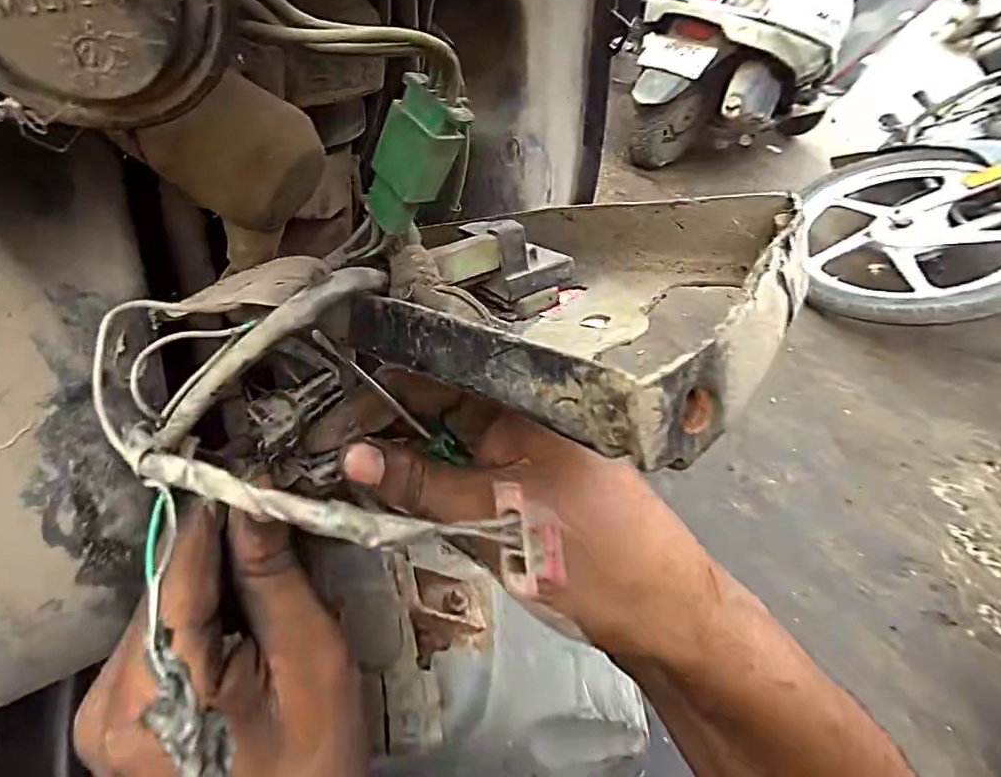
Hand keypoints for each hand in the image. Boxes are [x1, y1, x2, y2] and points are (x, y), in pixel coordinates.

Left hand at [73, 501, 367, 776]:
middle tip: (268, 539)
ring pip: (159, 605)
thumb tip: (250, 490)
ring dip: (206, 587)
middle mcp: (104, 698)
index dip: (216, 512)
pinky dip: (192, 621)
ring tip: (255, 588)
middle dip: (217, 557)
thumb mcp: (311, 672)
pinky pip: (155, 637)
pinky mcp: (110, 718)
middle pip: (165, 584)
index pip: (178, 562)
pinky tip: (230, 627)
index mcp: (148, 692)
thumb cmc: (311, 776)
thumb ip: (274, 576)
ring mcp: (100, 712)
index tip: (248, 475)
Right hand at [339, 370, 727, 665]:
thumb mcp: (494, 517)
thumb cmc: (596, 559)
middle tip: (332, 450)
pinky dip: (421, 479)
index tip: (334, 420)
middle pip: (426, 406)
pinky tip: (390, 491)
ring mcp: (510, 448)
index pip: (428, 376)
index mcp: (515, 400)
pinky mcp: (509, 480)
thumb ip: (418, 484)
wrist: (668, 624)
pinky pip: (452, 468)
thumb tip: (351, 458)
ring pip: (435, 439)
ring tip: (352, 472)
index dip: (376, 394)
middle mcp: (510, 415)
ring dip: (397, 456)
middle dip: (379, 427)